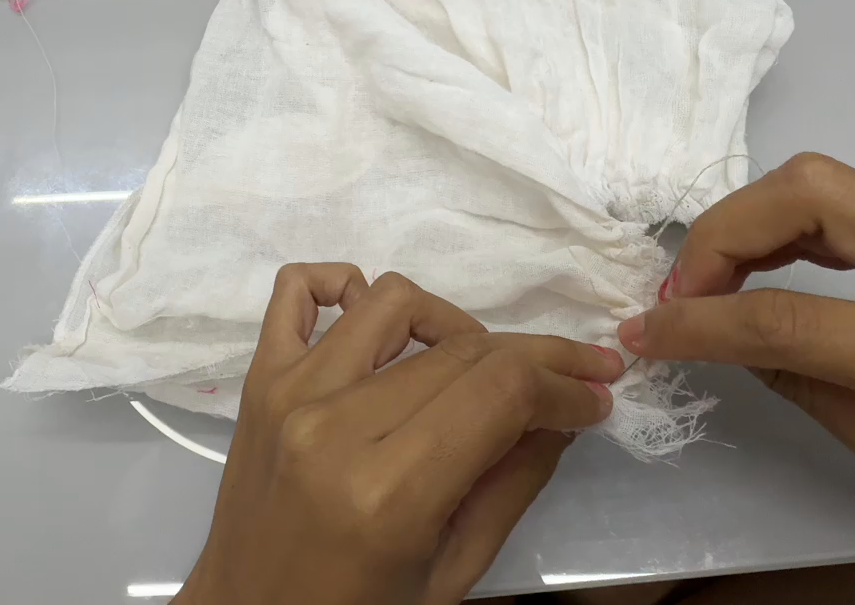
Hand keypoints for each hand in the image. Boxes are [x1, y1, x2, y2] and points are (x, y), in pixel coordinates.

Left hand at [175, 265, 621, 604]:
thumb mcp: (452, 572)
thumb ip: (511, 481)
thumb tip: (564, 409)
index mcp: (386, 493)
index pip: (498, 392)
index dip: (562, 383)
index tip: (595, 391)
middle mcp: (333, 423)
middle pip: (457, 348)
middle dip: (532, 357)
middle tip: (564, 379)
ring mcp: (288, 388)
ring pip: (390, 299)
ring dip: (449, 320)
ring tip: (469, 362)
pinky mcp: (259, 372)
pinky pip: (295, 287)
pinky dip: (339, 282)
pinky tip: (369, 317)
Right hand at [620, 154, 854, 604]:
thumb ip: (816, 391)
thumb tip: (720, 335)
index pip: (801, 321)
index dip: (704, 320)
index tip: (645, 329)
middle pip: (813, 195)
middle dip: (721, 232)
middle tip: (680, 289)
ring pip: (831, 183)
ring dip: (749, 222)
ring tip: (713, 279)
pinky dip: (792, 228)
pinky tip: (769, 268)